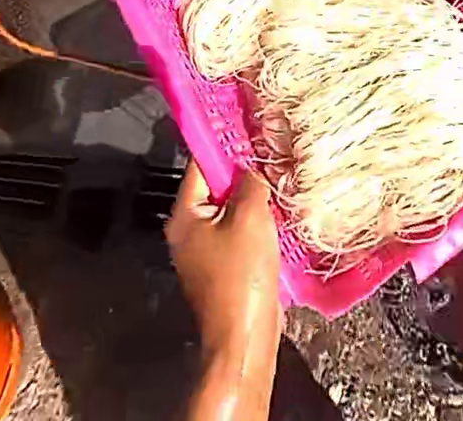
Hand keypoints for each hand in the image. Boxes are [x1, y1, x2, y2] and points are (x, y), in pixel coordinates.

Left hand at [168, 162, 280, 420]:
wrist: (245, 337)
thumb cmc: (242, 272)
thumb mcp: (250, 216)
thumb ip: (250, 182)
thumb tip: (251, 165)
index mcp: (184, 215)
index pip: (200, 165)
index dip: (224, 143)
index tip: (247, 125)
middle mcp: (187, 230)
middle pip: (216, 186)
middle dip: (243, 171)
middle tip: (269, 151)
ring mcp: (204, 250)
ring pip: (230, 208)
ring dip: (253, 196)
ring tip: (278, 177)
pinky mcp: (223, 266)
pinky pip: (238, 229)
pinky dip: (256, 219)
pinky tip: (278, 210)